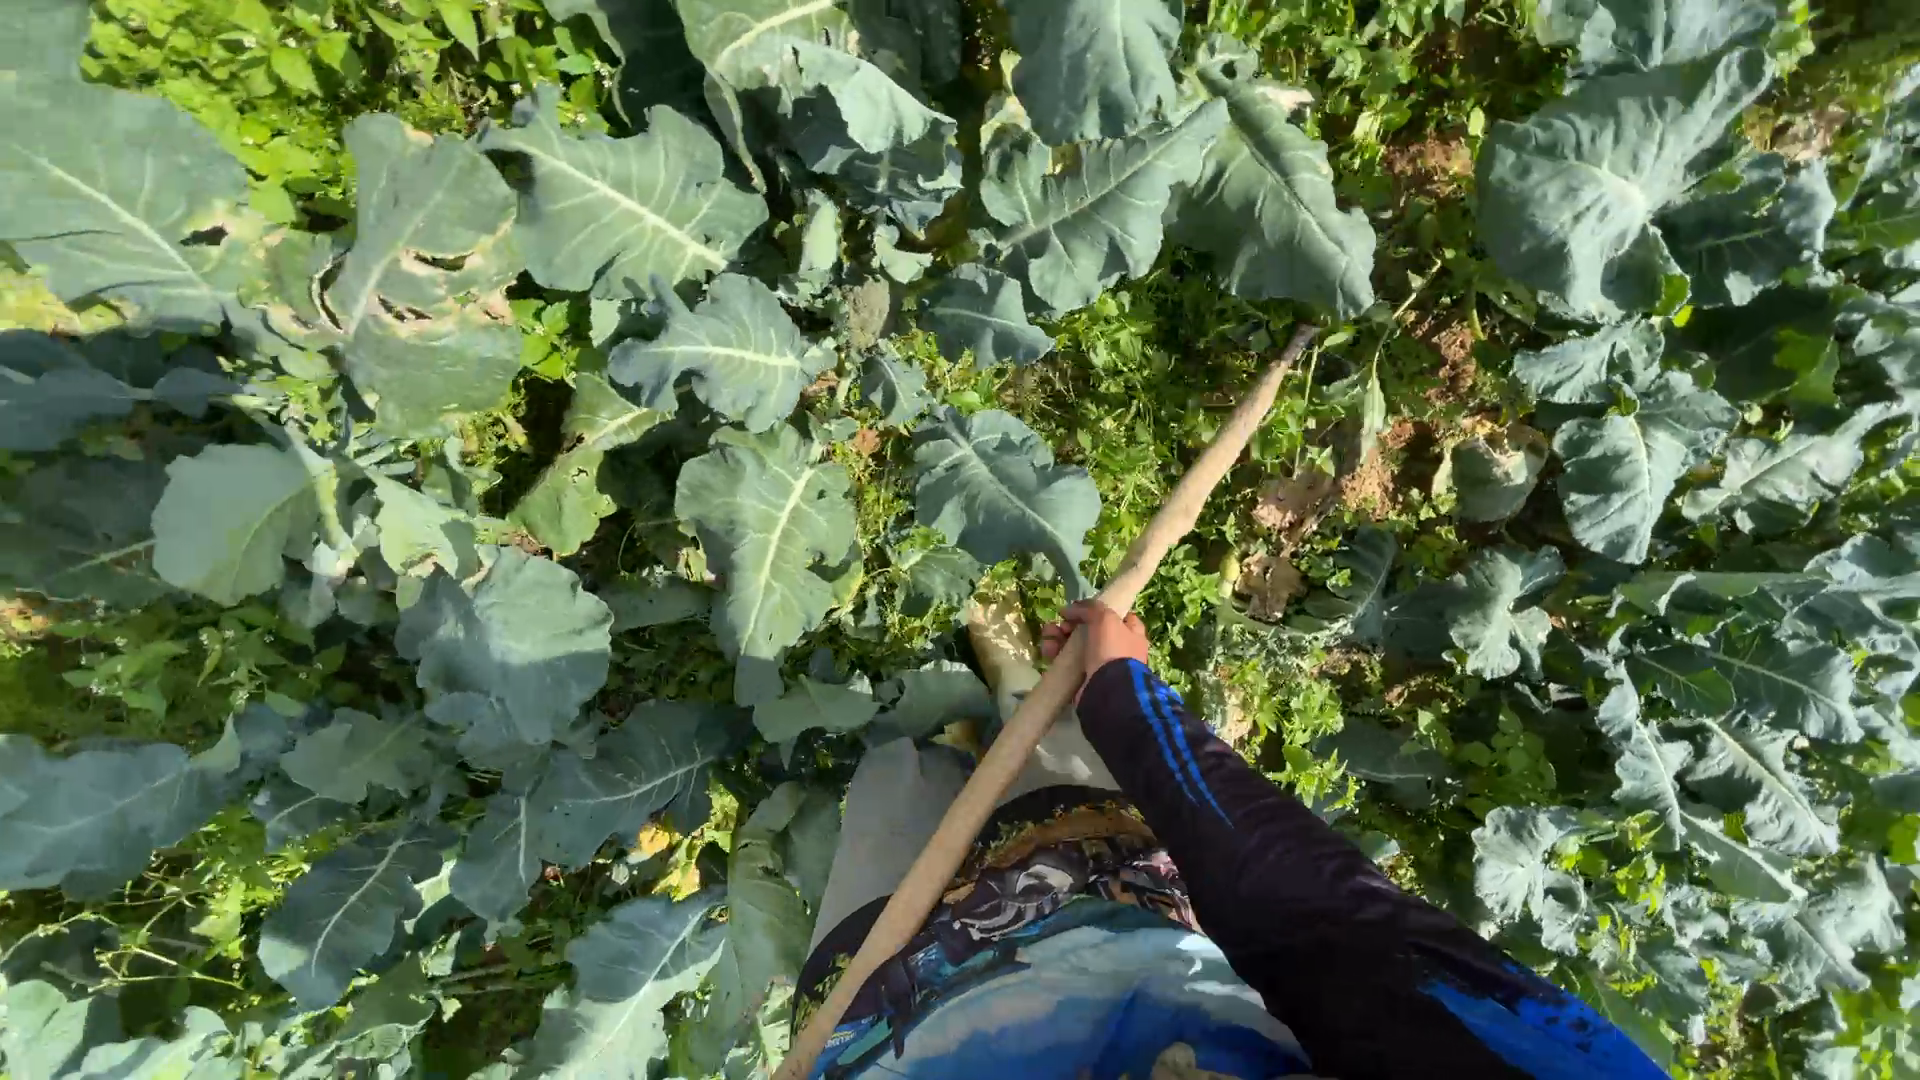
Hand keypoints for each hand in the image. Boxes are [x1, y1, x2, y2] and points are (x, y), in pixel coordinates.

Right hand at [1040, 601, 1150, 699]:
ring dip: (1058, 637)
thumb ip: (1090, 608)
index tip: (1081, 608)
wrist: (1107, 690)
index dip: (1099, 610)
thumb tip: (1070, 609)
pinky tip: (1048, 650)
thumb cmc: (1112, 650)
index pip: (1117, 616)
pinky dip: (1055, 653)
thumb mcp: (1105, 619)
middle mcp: (1116, 649)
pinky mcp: (1082, 677)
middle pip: (1089, 629)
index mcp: (1130, 634)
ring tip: (1049, 636)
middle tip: (1062, 624)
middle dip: (1071, 624)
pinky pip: (1066, 661)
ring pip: (1074, 644)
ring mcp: (1099, 664)